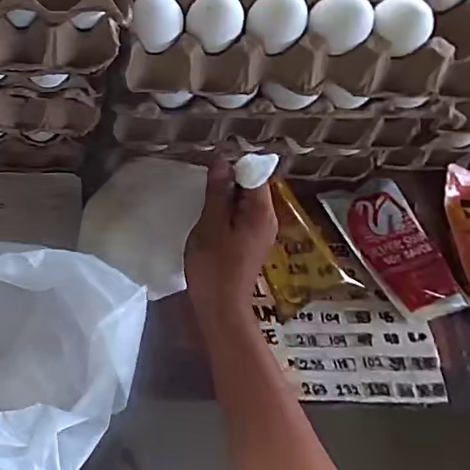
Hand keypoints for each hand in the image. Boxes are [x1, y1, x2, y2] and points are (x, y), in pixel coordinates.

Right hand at [184, 159, 276, 323]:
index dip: (234, 164)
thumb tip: (222, 161)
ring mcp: (260, 230)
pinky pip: (241, 214)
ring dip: (225, 194)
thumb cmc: (214, 266)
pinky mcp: (250, 240)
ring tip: (202, 196)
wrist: (221, 308)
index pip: (255, 173)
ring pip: (245, 199)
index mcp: (261, 212)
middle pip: (252, 185)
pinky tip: (209, 214)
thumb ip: (218, 192)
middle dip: (229, 178)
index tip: (209, 164)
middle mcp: (267, 218)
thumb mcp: (211, 224)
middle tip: (202, 180)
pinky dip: (226, 209)